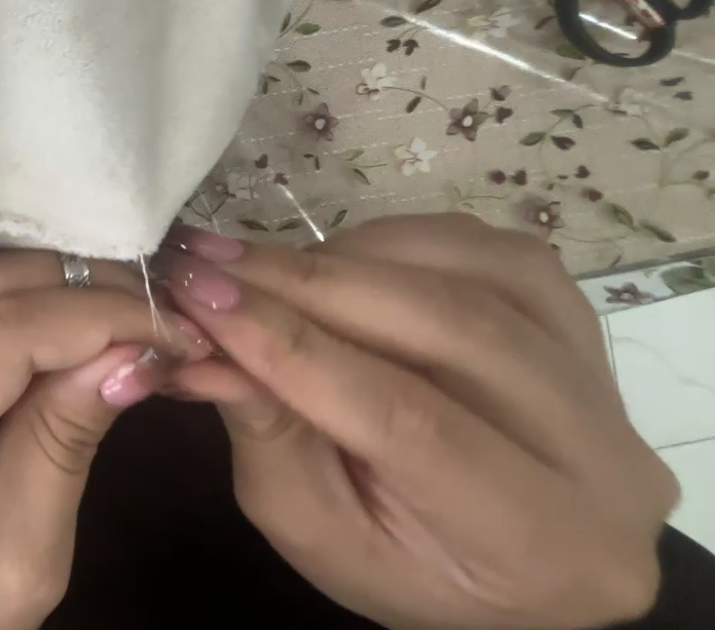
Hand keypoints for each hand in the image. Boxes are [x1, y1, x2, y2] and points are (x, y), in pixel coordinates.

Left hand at [0, 249, 207, 629]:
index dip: (97, 314)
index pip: (1, 332)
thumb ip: (61, 443)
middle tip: (161, 313)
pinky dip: (5, 292)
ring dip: (45, 279)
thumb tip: (131, 348)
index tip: (180, 326)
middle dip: (79, 283)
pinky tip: (58, 310)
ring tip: (122, 310)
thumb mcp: (17, 561)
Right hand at [162, 214, 676, 629]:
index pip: (407, 420)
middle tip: (203, 259)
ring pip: (476, 274)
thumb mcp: (300, 519)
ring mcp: (605, 381)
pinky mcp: (583, 324)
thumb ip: (259, 429)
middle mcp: (602, 458)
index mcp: (535, 540)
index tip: (192, 290)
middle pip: (452, 331)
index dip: (288, 343)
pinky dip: (394, 240)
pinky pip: (490, 250)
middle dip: (303, 282)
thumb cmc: (386, 553)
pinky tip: (338, 264)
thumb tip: (196, 340)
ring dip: (344, 256)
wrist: (491, 558)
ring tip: (262, 270)